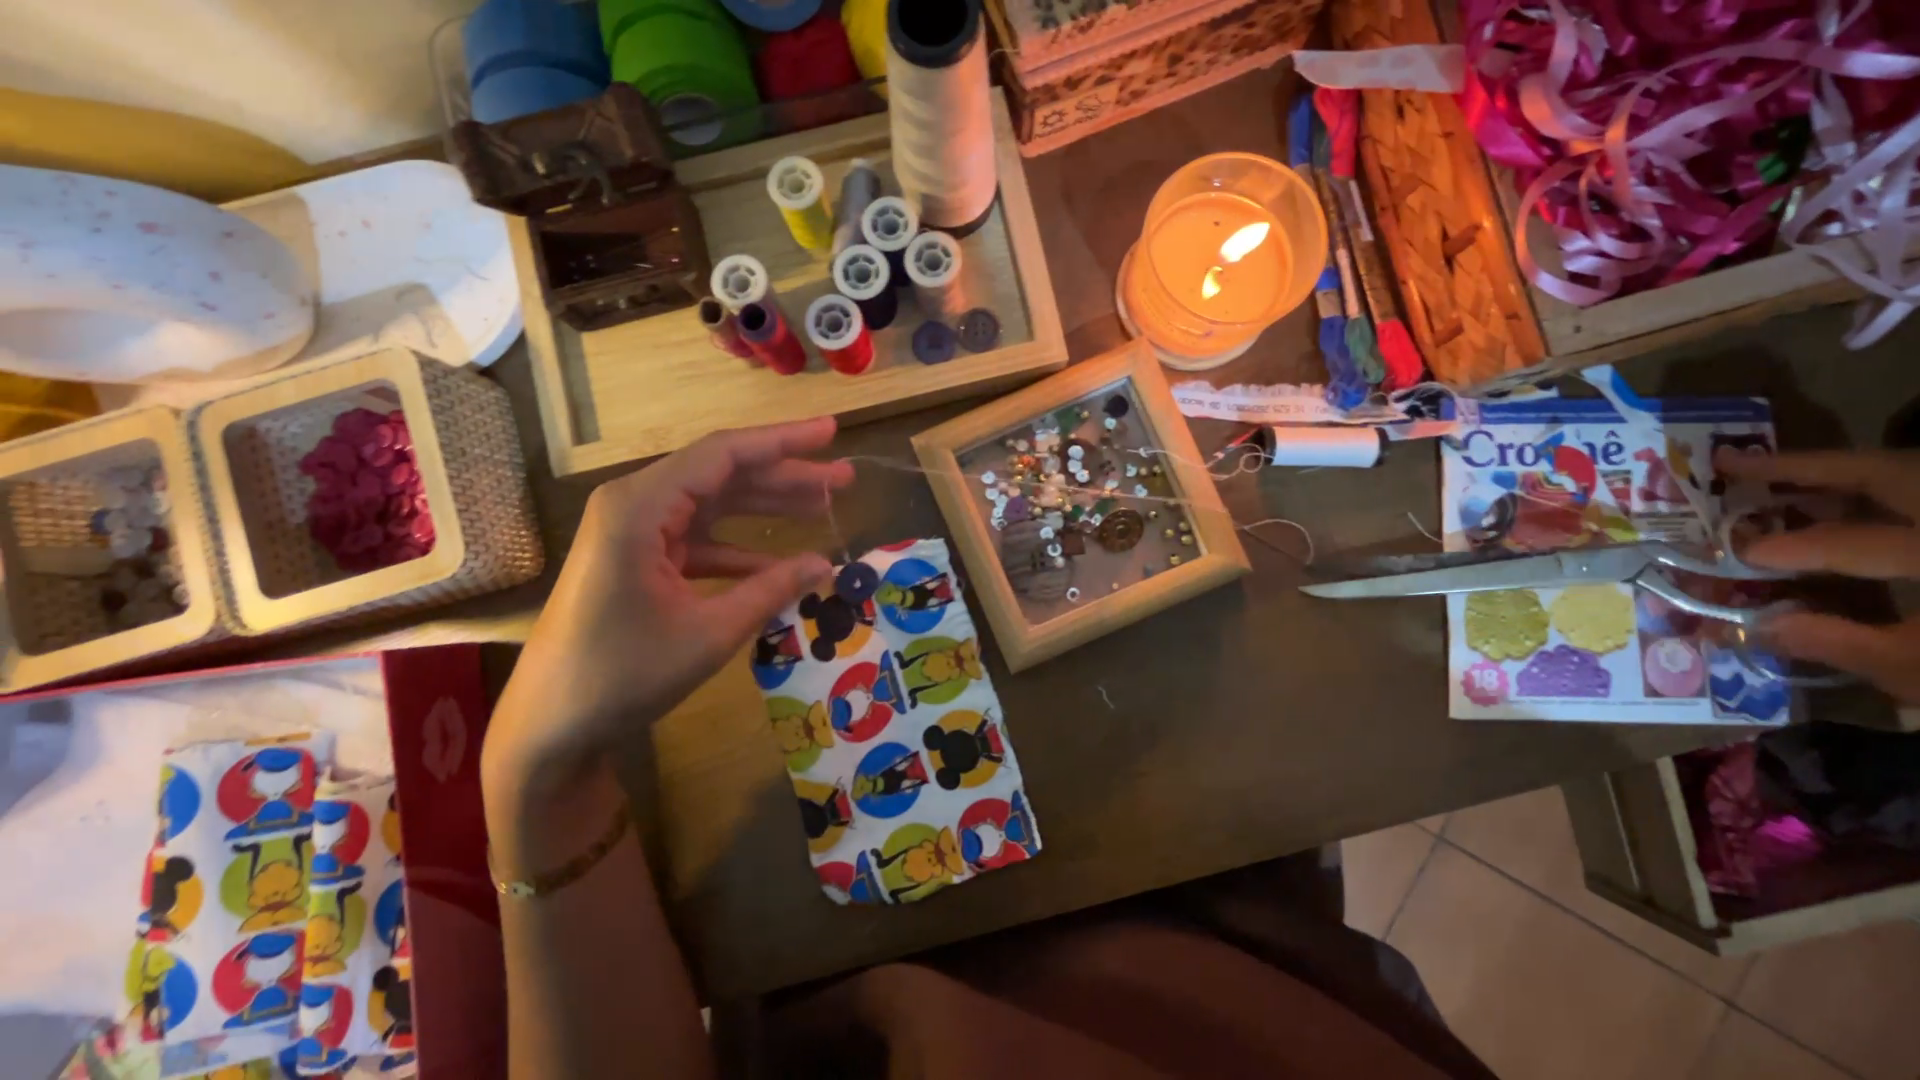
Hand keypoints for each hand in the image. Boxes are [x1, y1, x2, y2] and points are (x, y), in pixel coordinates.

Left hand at [487, 419, 853, 793]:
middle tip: (844, 479)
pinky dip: (740, 549)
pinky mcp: (637, 560)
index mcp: (641, 507)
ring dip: (766, 508)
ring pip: (713, 506)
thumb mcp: (708, 634)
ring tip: (825, 507)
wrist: (551, 724)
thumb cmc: (623, 675)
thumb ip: (769, 590)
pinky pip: (698, 540)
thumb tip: (825, 565)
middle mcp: (634, 505)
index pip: (723, 454)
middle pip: (721, 475)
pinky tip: (782, 562)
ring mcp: (634, 533)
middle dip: (784, 475)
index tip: (832, 433)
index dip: (783, 442)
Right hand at [1716, 448, 1919, 702]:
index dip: (1790, 548)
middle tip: (1734, 464)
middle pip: (1889, 473)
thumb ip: (1842, 643)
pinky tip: (1848, 504)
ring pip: (1913, 475)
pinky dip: (1884, 493)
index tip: (1737, 554)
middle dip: (1807, 468)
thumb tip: (1761, 624)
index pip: (1853, 540)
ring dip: (1845, 475)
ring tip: (1783, 477)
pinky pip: (1916, 499)